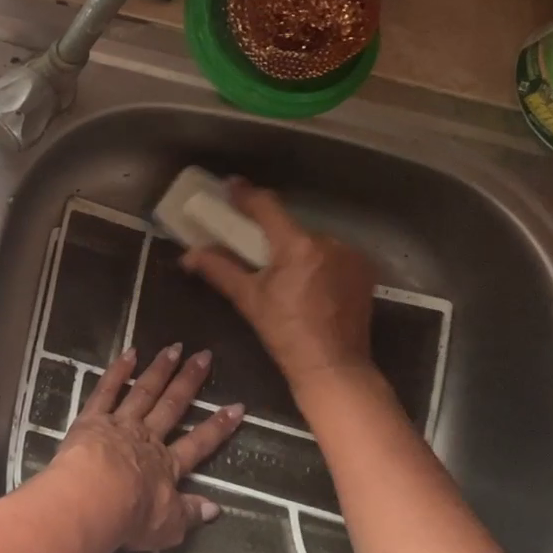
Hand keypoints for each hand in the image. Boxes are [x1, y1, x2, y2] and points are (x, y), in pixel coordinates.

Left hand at [52, 344, 245, 551]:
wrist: (91, 497)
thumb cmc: (130, 517)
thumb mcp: (168, 526)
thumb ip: (190, 514)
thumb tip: (216, 509)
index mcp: (167, 465)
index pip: (199, 443)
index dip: (219, 426)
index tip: (237, 405)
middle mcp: (147, 437)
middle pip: (173, 406)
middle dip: (189, 381)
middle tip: (204, 356)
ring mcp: (120, 423)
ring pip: (144, 391)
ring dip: (160, 369)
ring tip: (174, 347)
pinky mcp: (92, 417)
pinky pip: (106, 390)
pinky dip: (118, 371)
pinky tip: (130, 353)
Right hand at [180, 179, 377, 395]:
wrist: (334, 367)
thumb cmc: (285, 333)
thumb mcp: (248, 299)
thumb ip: (219, 269)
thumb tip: (189, 255)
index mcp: (297, 246)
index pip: (267, 206)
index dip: (245, 194)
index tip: (230, 185)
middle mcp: (328, 242)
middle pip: (290, 226)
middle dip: (270, 232)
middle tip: (252, 245)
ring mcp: (351, 256)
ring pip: (311, 241)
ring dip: (294, 248)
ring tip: (281, 270)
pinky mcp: (364, 271)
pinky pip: (331, 254)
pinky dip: (316, 260)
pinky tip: (306, 281)